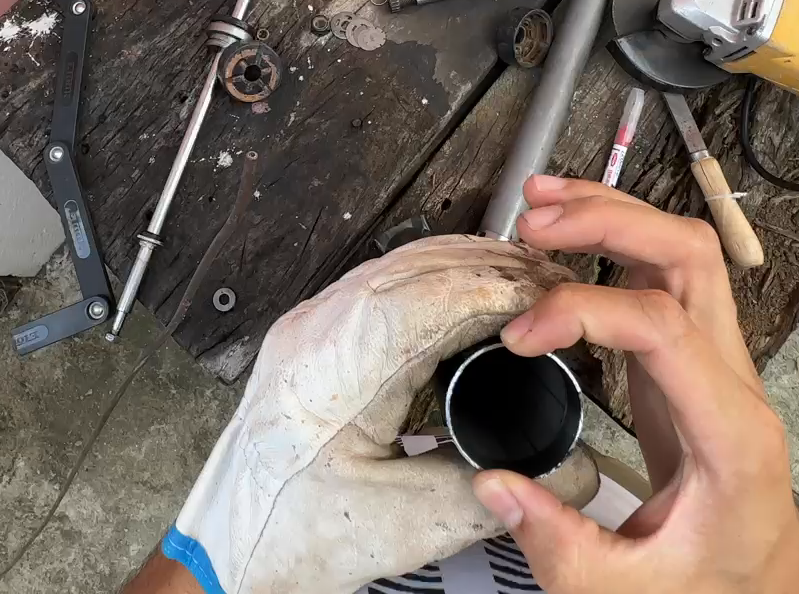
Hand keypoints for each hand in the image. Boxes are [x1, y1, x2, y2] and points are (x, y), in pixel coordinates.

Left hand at [158, 235, 588, 593]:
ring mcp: (311, 320)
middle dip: (490, 266)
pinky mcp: (314, 325)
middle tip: (547, 280)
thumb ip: (491, 493)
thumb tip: (566, 472)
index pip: (429, 301)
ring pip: (398, 263)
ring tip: (520, 279)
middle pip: (416, 267)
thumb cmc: (298, 534)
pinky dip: (433, 274)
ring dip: (463, 263)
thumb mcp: (403, 527)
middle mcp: (318, 330)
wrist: (232, 535)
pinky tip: (466, 290)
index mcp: (336, 374)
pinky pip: (381, 278)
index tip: (546, 297)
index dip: (496, 290)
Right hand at [469, 176, 798, 593]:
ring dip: (608, 210)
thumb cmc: (717, 578)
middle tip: (532, 225)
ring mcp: (715, 348)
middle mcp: (732, 371)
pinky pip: (658, 261)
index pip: (660, 324)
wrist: (772, 576)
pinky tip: (563, 223)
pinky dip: (609, 228)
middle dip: (605, 222)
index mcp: (729, 429)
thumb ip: (561, 546)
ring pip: (678, 242)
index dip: (580, 310)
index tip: (520, 336)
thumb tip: (492, 483)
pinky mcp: (688, 340)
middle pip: (687, 254)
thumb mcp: (635, 589)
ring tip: (539, 201)